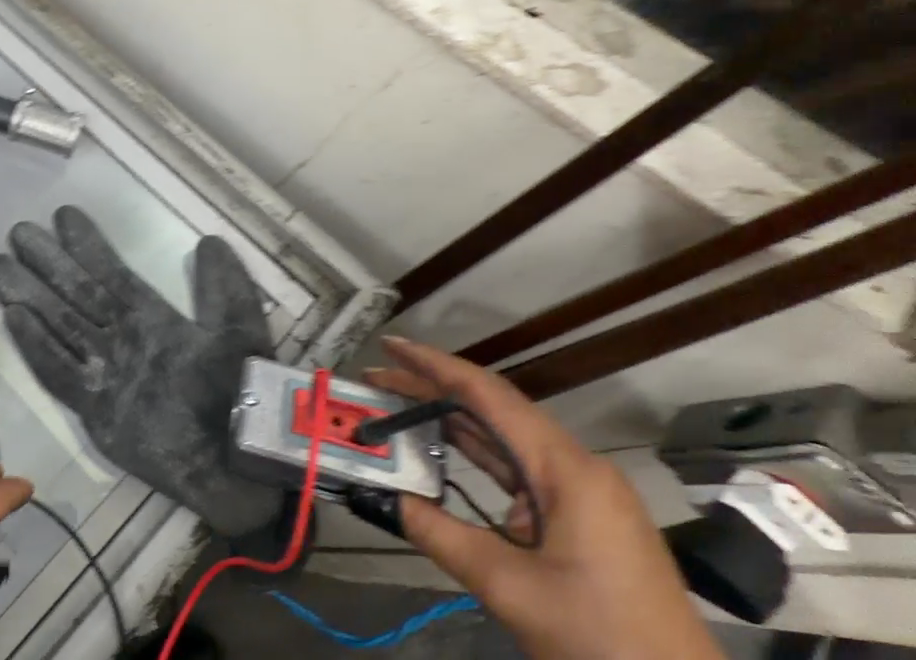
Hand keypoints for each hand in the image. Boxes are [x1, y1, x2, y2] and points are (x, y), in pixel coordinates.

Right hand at [0, 206, 293, 536]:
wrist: (242, 462)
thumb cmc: (243, 391)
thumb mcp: (240, 328)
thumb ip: (224, 285)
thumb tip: (207, 240)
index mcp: (152, 318)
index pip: (111, 273)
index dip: (88, 245)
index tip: (62, 214)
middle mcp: (122, 339)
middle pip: (74, 293)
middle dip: (46, 263)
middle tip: (16, 232)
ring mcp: (105, 373)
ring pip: (58, 325)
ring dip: (28, 295)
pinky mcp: (96, 409)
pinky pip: (59, 373)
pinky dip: (36, 348)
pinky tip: (12, 319)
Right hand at [367, 338, 724, 659]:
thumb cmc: (601, 637)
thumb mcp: (508, 586)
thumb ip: (438, 533)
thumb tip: (379, 498)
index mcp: (567, 471)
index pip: (490, 397)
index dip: (435, 366)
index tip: (389, 345)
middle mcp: (578, 470)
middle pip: (496, 413)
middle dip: (433, 393)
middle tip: (375, 384)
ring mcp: (584, 496)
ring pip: (506, 442)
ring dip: (451, 426)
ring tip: (395, 412)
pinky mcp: (582, 521)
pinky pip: (518, 473)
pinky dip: (475, 460)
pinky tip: (441, 458)